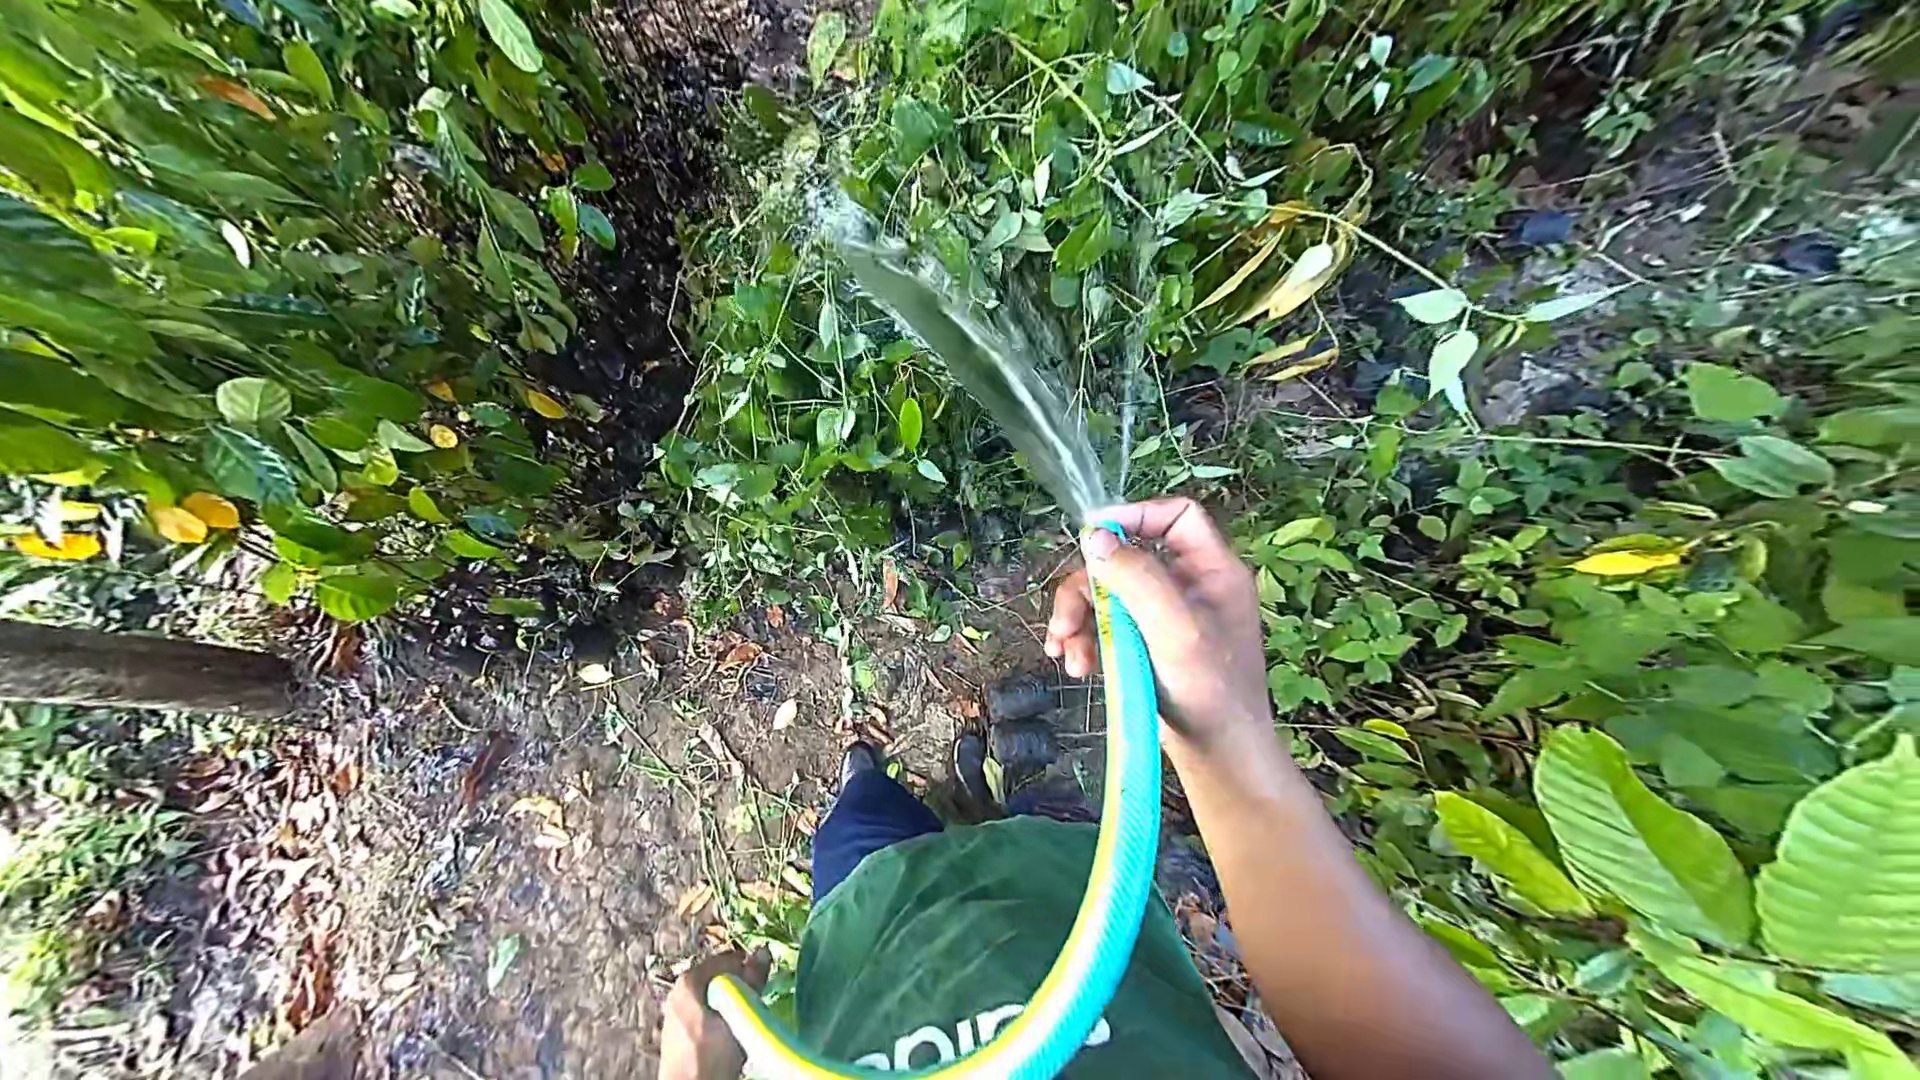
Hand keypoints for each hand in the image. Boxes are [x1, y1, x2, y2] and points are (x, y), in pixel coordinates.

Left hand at [659, 949, 769, 1079]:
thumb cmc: (711, 1054)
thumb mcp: (738, 1013)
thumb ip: (752, 980)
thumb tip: (763, 949)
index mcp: (689, 980)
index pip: (728, 959)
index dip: (747, 969)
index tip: (760, 986)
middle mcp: (679, 990)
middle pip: (721, 976)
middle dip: (740, 986)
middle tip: (753, 1004)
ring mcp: (677, 1011)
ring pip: (716, 995)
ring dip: (733, 1003)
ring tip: (742, 1020)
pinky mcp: (680, 1031)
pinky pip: (708, 1011)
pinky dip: (722, 1016)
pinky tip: (728, 1033)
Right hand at [1044, 497, 1271, 755]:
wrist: (1216, 755)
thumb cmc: (1210, 692)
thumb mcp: (1175, 629)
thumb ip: (1138, 578)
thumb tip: (1095, 537)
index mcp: (1210, 570)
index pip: (1176, 516)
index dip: (1135, 515)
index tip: (1093, 535)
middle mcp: (1185, 585)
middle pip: (1124, 559)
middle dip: (1086, 591)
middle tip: (1064, 624)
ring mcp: (1162, 614)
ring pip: (1106, 593)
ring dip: (1078, 621)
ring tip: (1066, 654)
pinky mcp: (1143, 640)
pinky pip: (1105, 623)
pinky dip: (1085, 640)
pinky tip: (1076, 665)